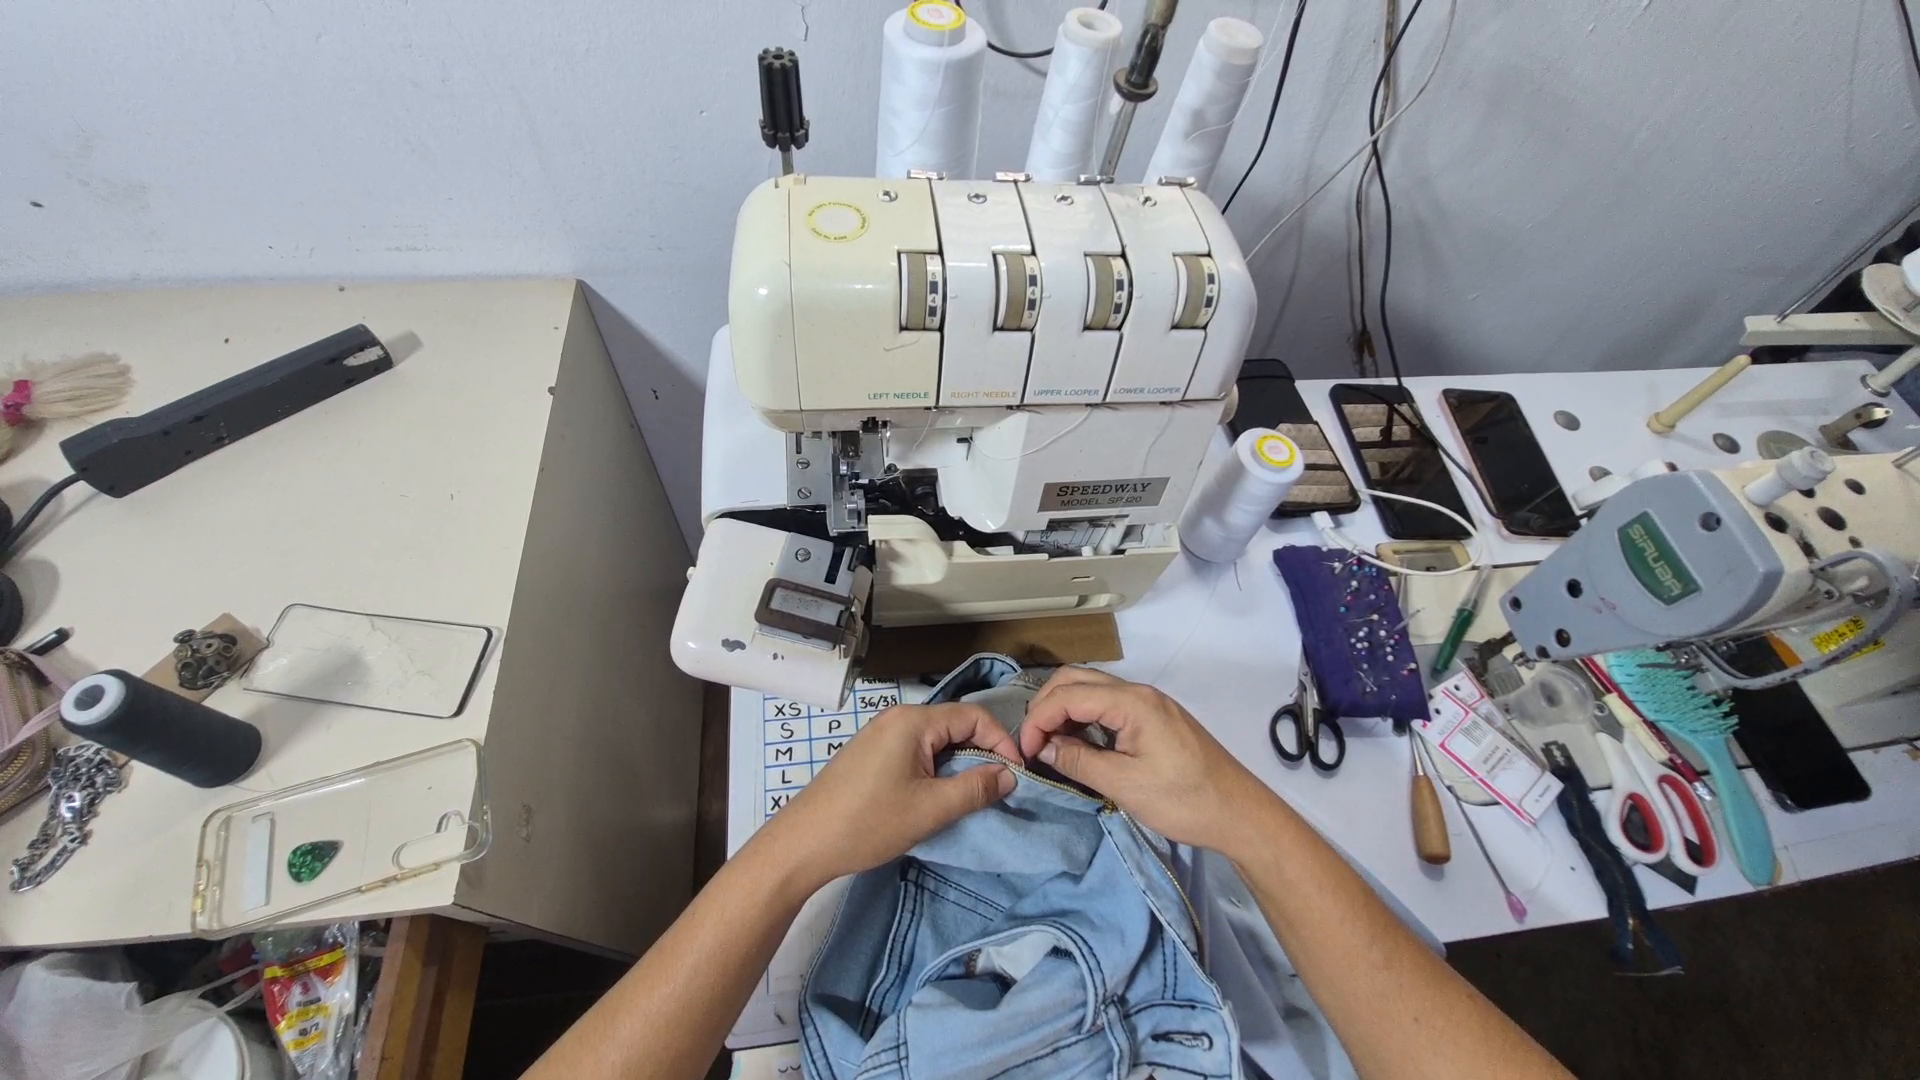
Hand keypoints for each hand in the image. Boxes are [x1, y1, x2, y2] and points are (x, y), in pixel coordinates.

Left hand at [752, 703, 1019, 892]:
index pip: (972, 716)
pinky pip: (915, 749)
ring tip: (972, 793)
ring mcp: (880, 733)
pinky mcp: (871, 752)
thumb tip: (1010, 775)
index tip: (1017, 774)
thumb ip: (975, 788)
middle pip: (954, 724)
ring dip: (958, 761)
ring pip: (935, 739)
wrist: (804, 843)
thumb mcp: (931, 809)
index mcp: (912, 721)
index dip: (1001, 741)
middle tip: (999, 785)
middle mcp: (897, 717)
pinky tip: (938, 793)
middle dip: (981, 751)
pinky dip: (936, 766)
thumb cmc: (869, 823)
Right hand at [1019, 668, 1274, 855]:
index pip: (1068, 694)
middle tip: (1033, 744)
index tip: (1025, 752)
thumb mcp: (1125, 785)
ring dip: (1064, 710)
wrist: (1240, 814)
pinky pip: (1107, 705)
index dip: (1038, 719)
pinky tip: (1078, 744)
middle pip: (1076, 680)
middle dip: (1046, 707)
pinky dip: (1084, 718)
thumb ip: (1079, 761)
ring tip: (1050, 745)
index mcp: (1132, 702)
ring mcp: (1148, 703)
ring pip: (1091, 690)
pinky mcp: (1154, 717)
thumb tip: (1044, 748)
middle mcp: (1139, 692)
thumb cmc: (1184, 800)